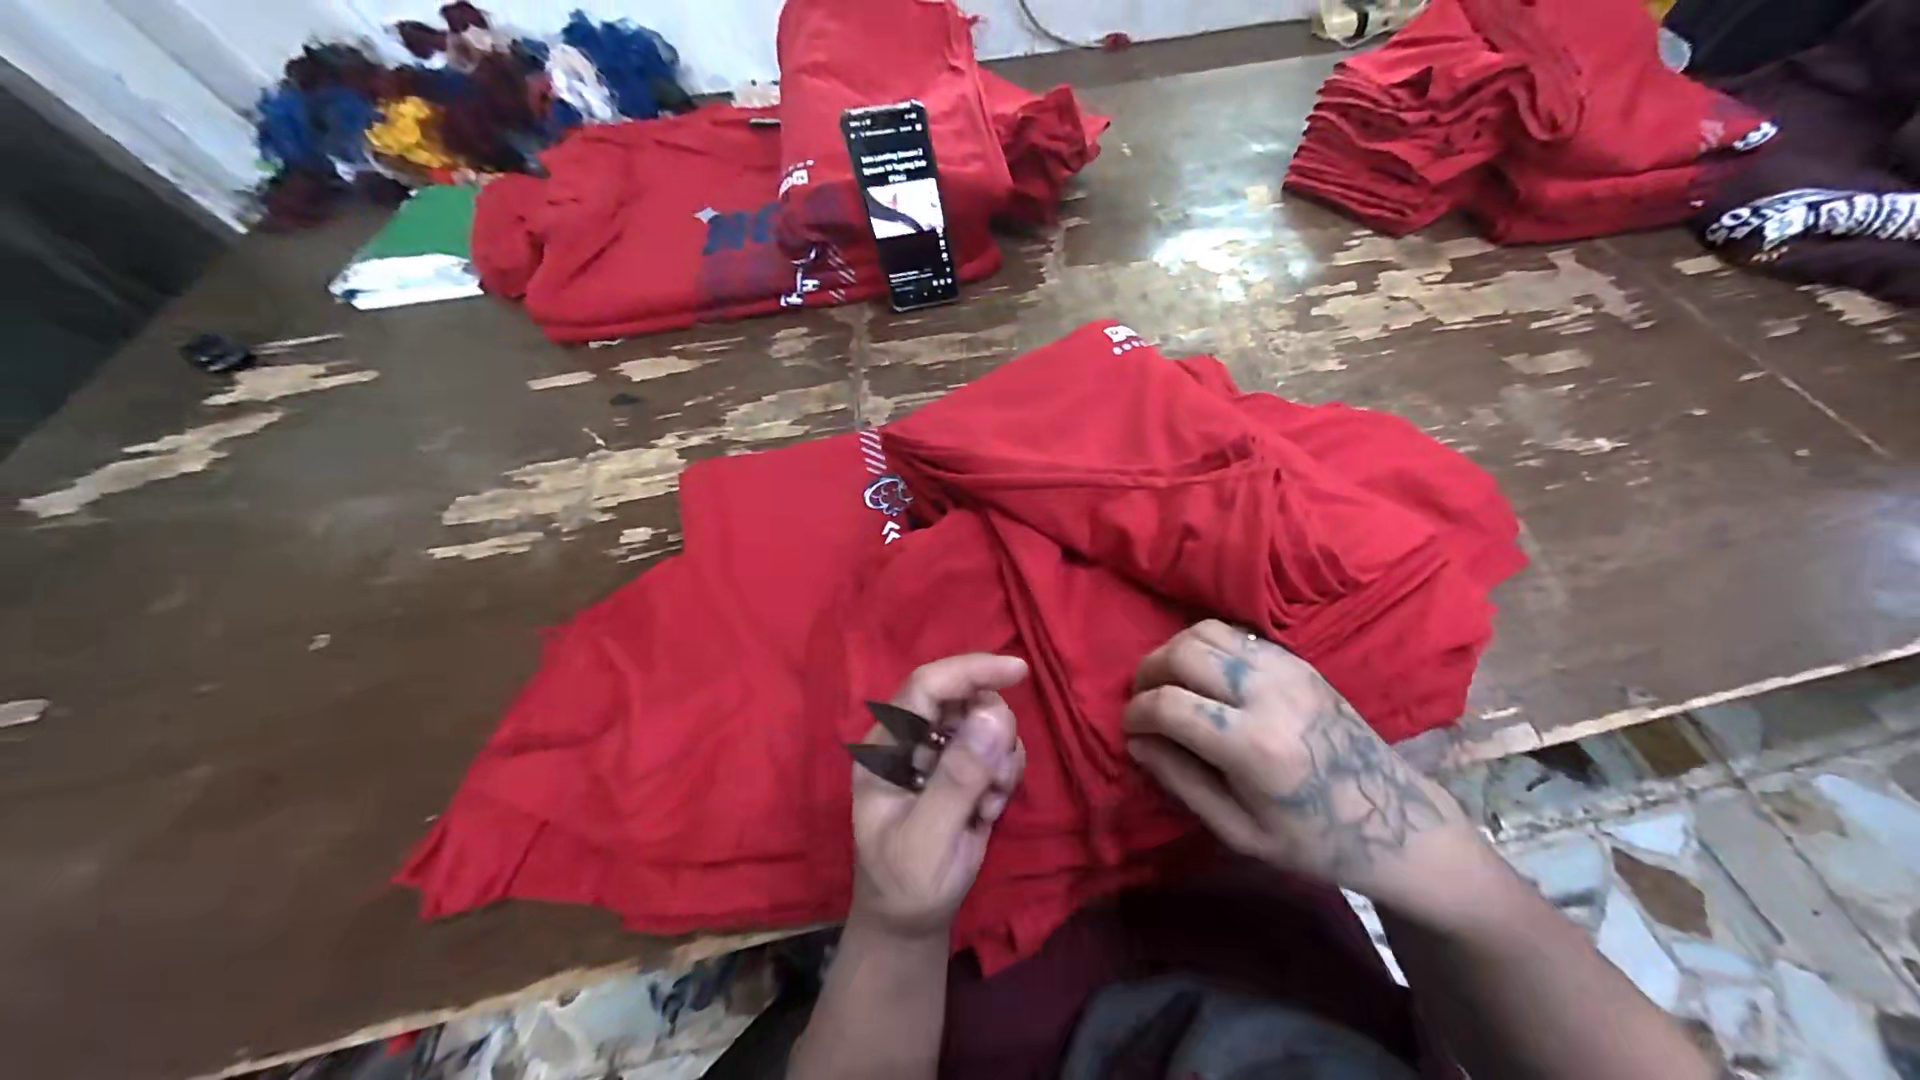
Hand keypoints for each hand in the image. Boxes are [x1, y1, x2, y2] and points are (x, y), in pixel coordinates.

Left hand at [850, 654, 1027, 939]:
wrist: (911, 920)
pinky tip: (988, 811)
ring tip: (986, 806)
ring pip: (987, 721)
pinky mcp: (963, 769)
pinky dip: (1004, 775)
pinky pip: (999, 748)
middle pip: (965, 699)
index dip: (970, 670)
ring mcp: (938, 753)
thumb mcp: (928, 839)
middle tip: (994, 783)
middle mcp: (911, 740)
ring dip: (1000, 761)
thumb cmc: (906, 883)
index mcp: (886, 747)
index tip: (1019, 671)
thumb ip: (958, 779)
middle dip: (992, 733)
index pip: (926, 687)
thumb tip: (994, 715)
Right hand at [1125, 620, 1475, 907]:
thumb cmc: (1314, 840)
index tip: (1130, 728)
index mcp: (1254, 747)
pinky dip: (1204, 645)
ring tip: (1168, 682)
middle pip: (1182, 654)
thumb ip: (1180, 780)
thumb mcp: (1238, 831)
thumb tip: (1135, 742)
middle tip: (1142, 700)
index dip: (1136, 713)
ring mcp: (1287, 670)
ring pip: (1205, 632)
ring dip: (1173, 651)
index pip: (1169, 705)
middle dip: (1147, 672)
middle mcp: (1269, 695)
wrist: (1399, 823)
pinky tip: (1203, 675)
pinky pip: (1234, 633)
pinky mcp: (1298, 661)